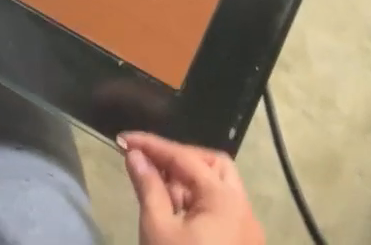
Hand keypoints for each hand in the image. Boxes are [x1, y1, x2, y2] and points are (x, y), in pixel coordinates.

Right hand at [121, 133, 264, 244]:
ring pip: (219, 188)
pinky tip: (172, 209)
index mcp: (225, 201)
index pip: (185, 157)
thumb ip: (147, 185)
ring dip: (187, 180)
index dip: (153, 144)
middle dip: (179, 158)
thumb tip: (135, 154)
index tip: (123, 139)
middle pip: (213, 165)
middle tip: (150, 163)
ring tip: (157, 187)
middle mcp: (244, 211)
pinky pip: (220, 210)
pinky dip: (196, 201)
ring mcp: (246, 231)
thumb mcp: (157, 227)